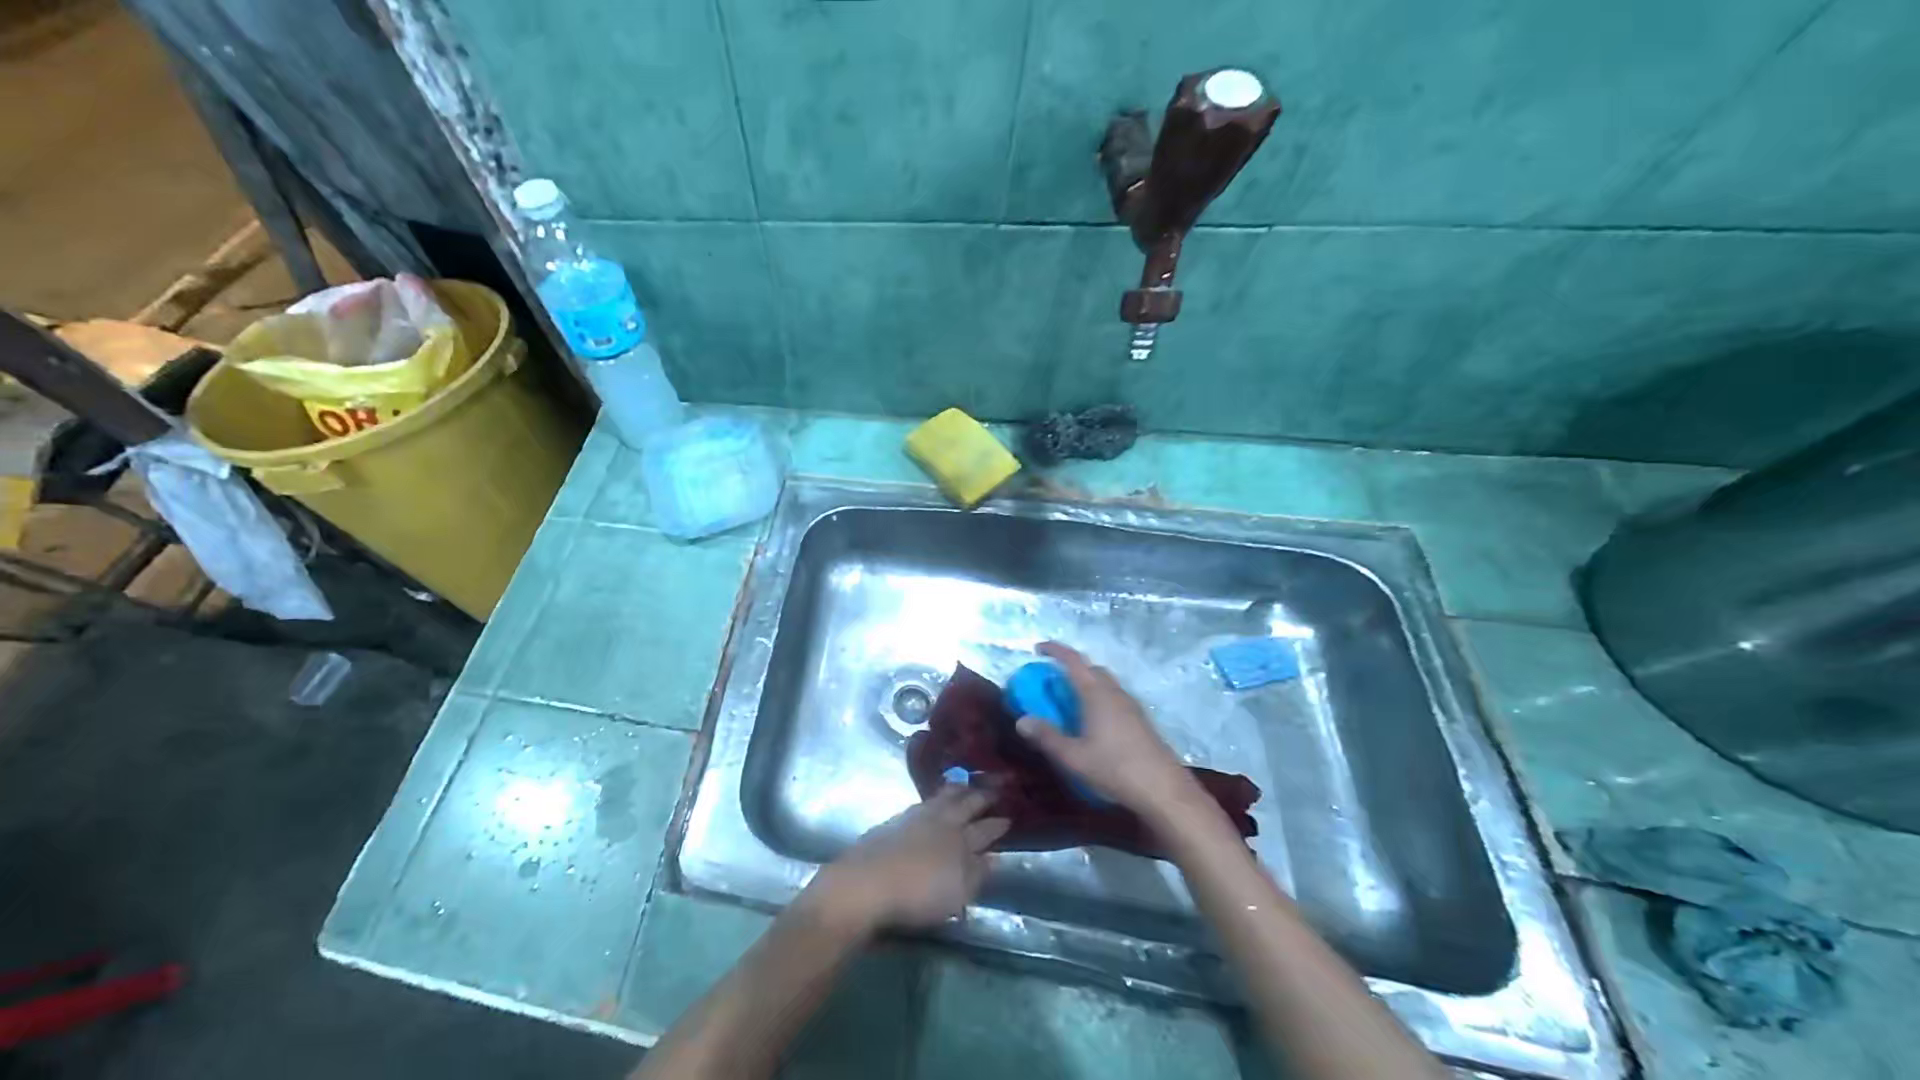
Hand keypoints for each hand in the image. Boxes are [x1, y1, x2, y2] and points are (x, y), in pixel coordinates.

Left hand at [805, 787, 1009, 933]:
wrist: (865, 884)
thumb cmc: (917, 895)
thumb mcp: (957, 893)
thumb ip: (978, 873)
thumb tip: (994, 856)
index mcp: (961, 839)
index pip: (985, 829)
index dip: (998, 823)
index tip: (1010, 815)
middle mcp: (942, 822)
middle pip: (966, 804)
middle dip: (982, 796)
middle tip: (995, 784)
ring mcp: (915, 818)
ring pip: (943, 798)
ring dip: (957, 791)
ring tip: (964, 785)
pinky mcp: (893, 821)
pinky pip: (923, 802)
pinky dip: (934, 799)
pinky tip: (931, 803)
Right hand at [1015, 641, 1204, 817]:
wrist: (1163, 788)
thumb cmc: (1115, 769)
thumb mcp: (1073, 757)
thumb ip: (1047, 737)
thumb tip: (1022, 721)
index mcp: (1096, 694)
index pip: (1073, 661)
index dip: (1055, 650)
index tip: (1038, 648)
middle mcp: (1115, 693)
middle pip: (1092, 669)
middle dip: (1072, 668)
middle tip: (1053, 682)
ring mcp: (1131, 706)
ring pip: (1106, 684)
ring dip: (1087, 684)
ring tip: (1070, 703)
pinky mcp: (1141, 721)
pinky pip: (1115, 698)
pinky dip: (1099, 699)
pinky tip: (1093, 723)